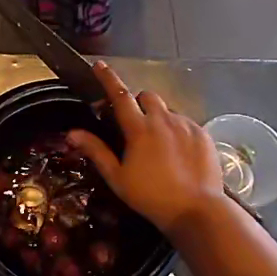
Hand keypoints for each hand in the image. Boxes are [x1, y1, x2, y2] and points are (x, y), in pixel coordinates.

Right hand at [66, 62, 227, 233]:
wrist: (196, 209)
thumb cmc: (150, 196)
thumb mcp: (117, 177)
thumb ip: (96, 151)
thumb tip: (72, 133)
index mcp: (139, 128)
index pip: (119, 95)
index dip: (108, 79)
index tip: (99, 66)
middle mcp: (164, 119)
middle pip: (146, 96)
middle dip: (137, 103)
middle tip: (132, 124)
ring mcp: (186, 125)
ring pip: (167, 110)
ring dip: (158, 117)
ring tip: (157, 143)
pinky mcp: (203, 134)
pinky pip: (186, 123)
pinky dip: (176, 130)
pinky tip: (176, 152)